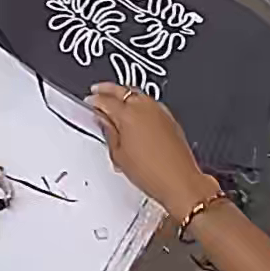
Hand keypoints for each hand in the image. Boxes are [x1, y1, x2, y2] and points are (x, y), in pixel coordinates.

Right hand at [87, 83, 218, 218]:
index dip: (94, 100)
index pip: (104, 100)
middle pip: (121, 90)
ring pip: (136, 93)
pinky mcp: (169, 117)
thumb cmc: (152, 172)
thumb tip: (103, 120)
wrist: (180, 181)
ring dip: (124, 93)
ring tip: (115, 99)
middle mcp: (144, 107)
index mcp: (127, 114)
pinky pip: (150, 101)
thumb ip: (108, 131)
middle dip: (106, 89)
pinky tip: (135, 110)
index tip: (89, 101)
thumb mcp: (119, 154)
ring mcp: (158, 110)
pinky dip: (139, 101)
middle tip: (97, 91)